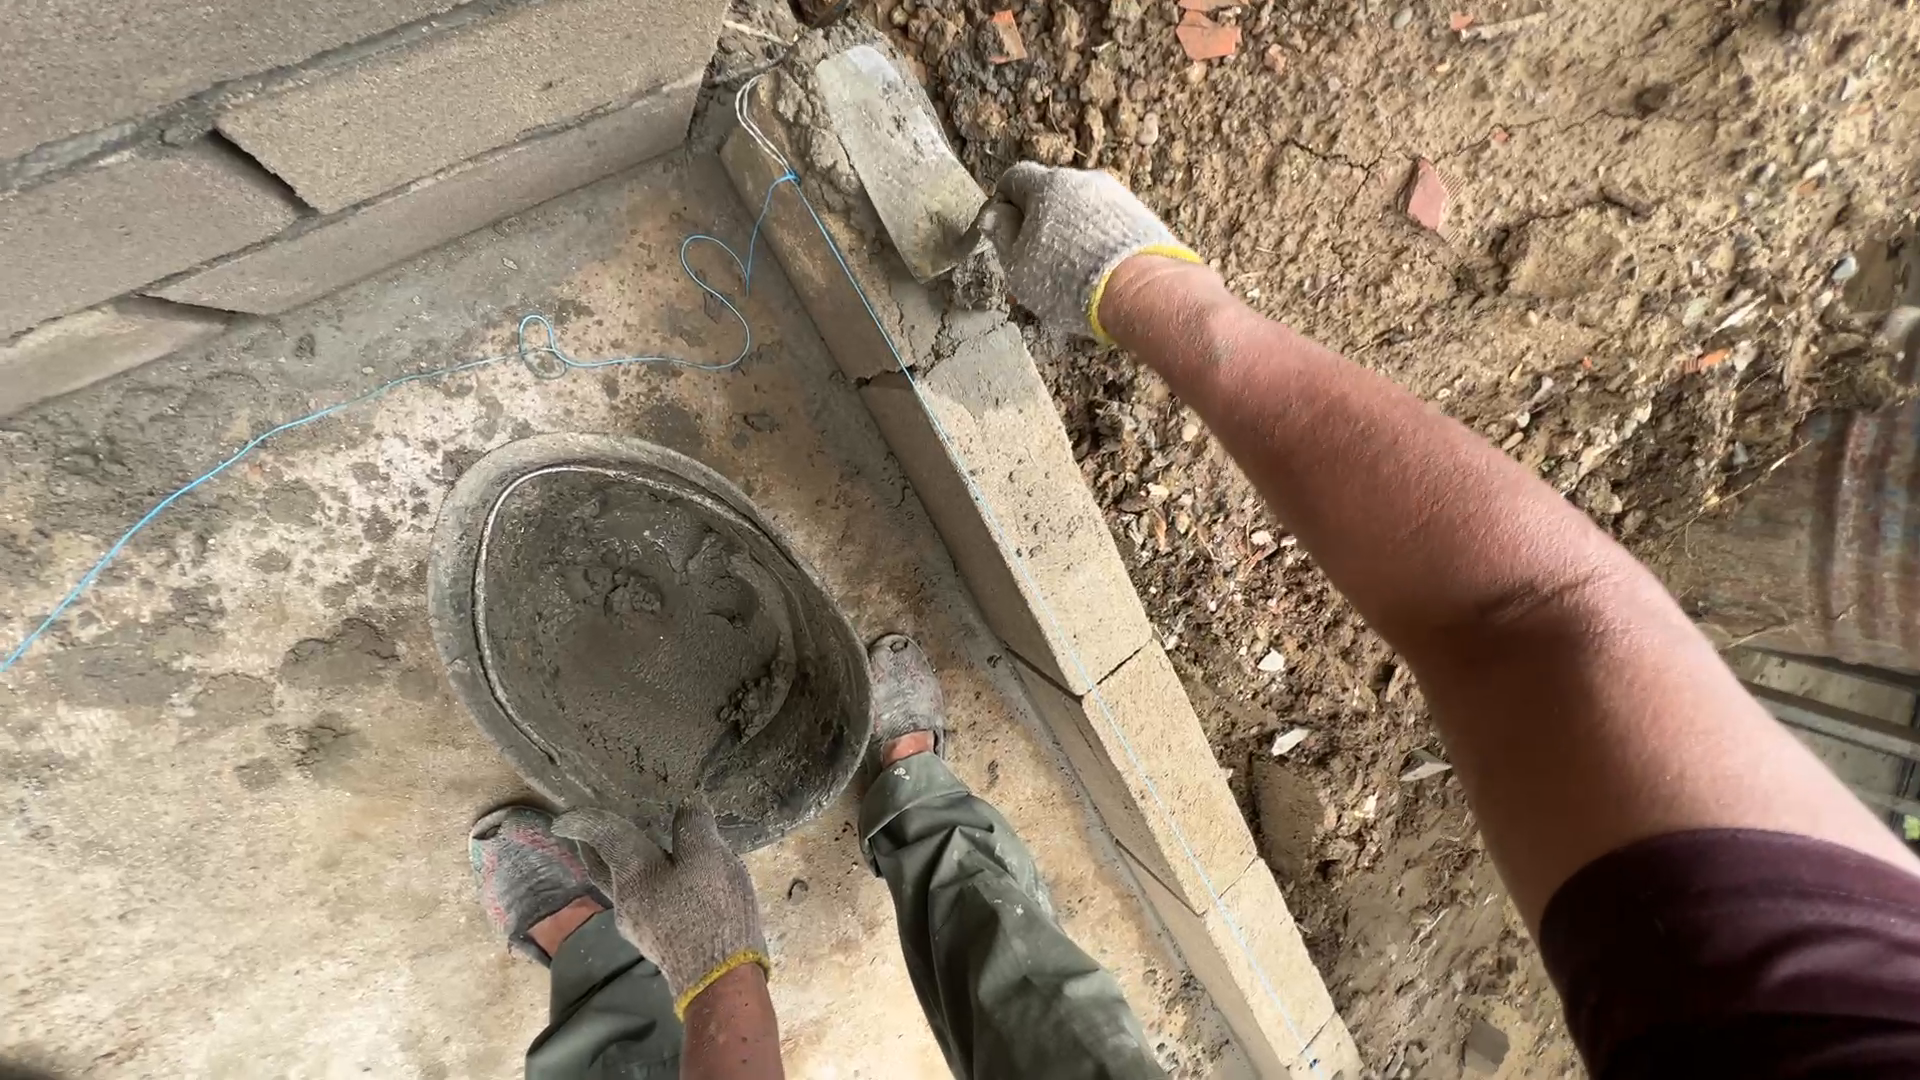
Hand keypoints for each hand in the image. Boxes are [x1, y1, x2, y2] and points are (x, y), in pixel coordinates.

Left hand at [553, 798, 768, 1016]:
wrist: (718, 975)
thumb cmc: (709, 908)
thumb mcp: (709, 857)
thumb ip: (694, 827)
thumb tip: (687, 805)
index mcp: (635, 873)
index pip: (607, 838)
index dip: (588, 823)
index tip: (565, 819)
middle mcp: (625, 900)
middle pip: (604, 868)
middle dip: (593, 849)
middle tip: (585, 833)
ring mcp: (638, 925)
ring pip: (621, 886)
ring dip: (618, 866)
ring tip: (631, 849)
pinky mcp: (655, 939)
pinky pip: (641, 899)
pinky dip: (642, 880)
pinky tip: (664, 880)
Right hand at [977, 162, 1201, 342]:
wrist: (1138, 290)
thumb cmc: (1066, 279)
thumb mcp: (1018, 265)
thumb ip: (1001, 236)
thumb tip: (992, 214)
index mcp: (1046, 184)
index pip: (1014, 178)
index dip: (1003, 203)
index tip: (1002, 231)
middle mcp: (1082, 180)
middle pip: (1050, 195)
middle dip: (1039, 223)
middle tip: (1035, 263)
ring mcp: (1115, 195)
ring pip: (1080, 212)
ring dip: (1069, 235)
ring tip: (1069, 275)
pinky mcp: (1139, 215)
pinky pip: (1106, 226)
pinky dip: (1096, 244)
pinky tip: (1096, 274)